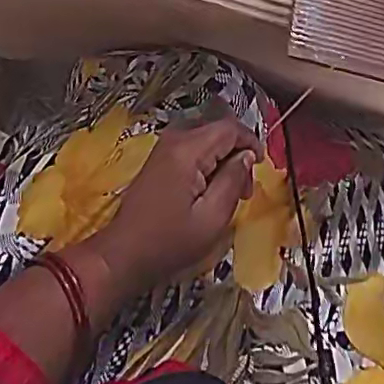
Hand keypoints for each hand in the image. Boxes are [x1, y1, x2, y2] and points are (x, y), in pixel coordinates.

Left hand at [85, 118, 258, 291]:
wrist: (122, 255)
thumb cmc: (168, 242)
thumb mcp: (211, 219)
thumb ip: (232, 181)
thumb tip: (247, 156)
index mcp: (188, 149)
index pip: (229, 128)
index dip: (251, 142)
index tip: (261, 167)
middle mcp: (175, 138)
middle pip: (218, 131)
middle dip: (237, 154)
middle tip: (244, 190)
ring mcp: (165, 146)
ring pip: (207, 139)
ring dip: (223, 160)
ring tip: (228, 194)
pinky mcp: (160, 158)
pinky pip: (193, 149)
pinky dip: (208, 164)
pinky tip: (208, 191)